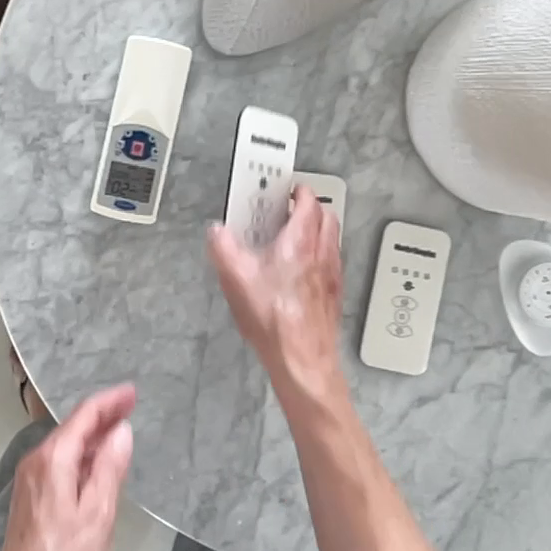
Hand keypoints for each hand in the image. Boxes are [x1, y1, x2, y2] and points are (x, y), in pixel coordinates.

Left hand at [0, 384, 136, 550]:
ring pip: (65, 444)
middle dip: (102, 414)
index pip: (84, 415)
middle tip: (130, 406)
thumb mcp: (98, 513)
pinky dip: (80, 454)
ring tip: (118, 431)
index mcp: (52, 459)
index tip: (132, 392)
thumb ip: (109, 467)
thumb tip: (121, 431)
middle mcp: (35, 461)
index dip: (110, 400)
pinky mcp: (30, 495)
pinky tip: (95, 464)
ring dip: (92, 435)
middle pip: (72, 426)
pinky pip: (58, 462)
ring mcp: (29, 478)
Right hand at [207, 186, 345, 396]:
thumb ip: (223, 248)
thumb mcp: (236, 278)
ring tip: (295, 237)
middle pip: (328, 216)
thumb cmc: (276, 321)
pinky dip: (320, 255)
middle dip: (311, 208)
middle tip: (292, 209)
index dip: (300, 191)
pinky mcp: (333, 295)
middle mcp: (322, 254)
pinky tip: (301, 271)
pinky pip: (331, 263)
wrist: (303, 360)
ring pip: (332, 239)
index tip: (289, 190)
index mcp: (300, 242)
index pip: (310, 202)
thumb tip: (217, 232)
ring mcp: (332, 275)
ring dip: (318, 230)